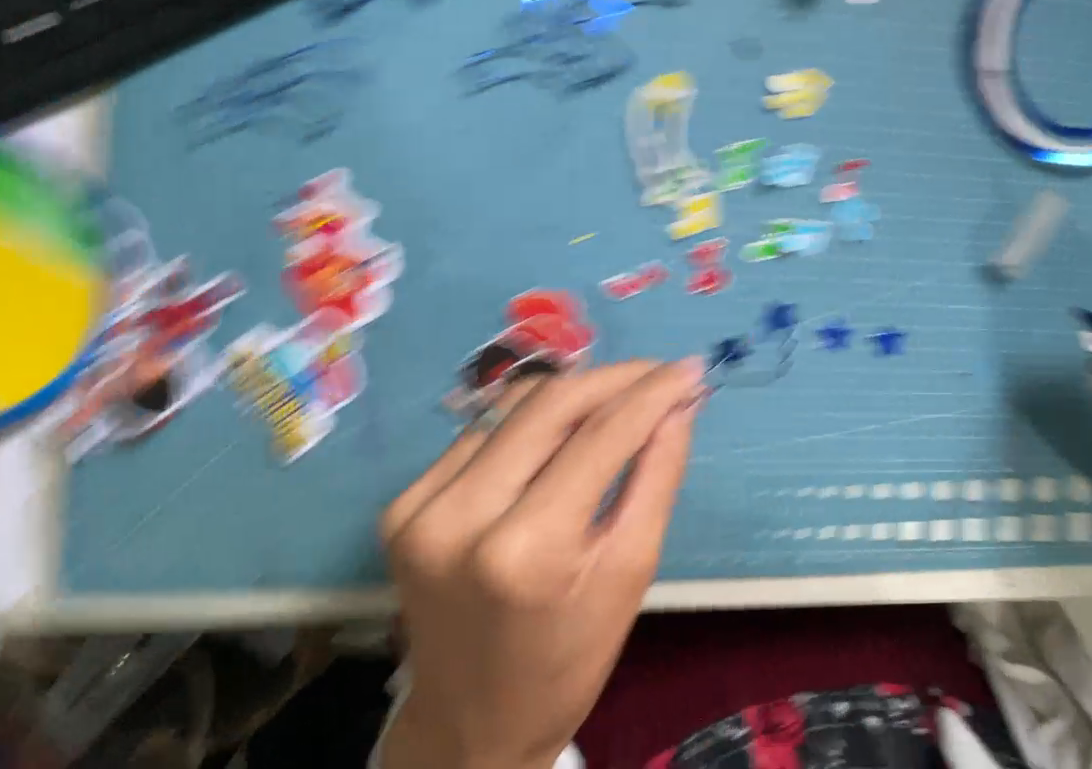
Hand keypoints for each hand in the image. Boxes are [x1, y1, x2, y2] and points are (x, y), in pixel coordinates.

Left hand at [377, 359, 705, 768]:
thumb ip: (656, 479)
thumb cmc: (568, 660)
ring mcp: (420, 507)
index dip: (651, 393)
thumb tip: (679, 404)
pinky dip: (527, 424)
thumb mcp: (629, 575)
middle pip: (549, 405)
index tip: (689, 368)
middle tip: (659, 373)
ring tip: (619, 396)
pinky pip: (479, 436)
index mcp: (527, 550)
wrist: (470, 723)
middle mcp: (462, 516)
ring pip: (511, 410)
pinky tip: (559, 434)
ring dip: (572, 394)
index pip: (600, 437)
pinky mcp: (402, 504)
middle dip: (613, 378)